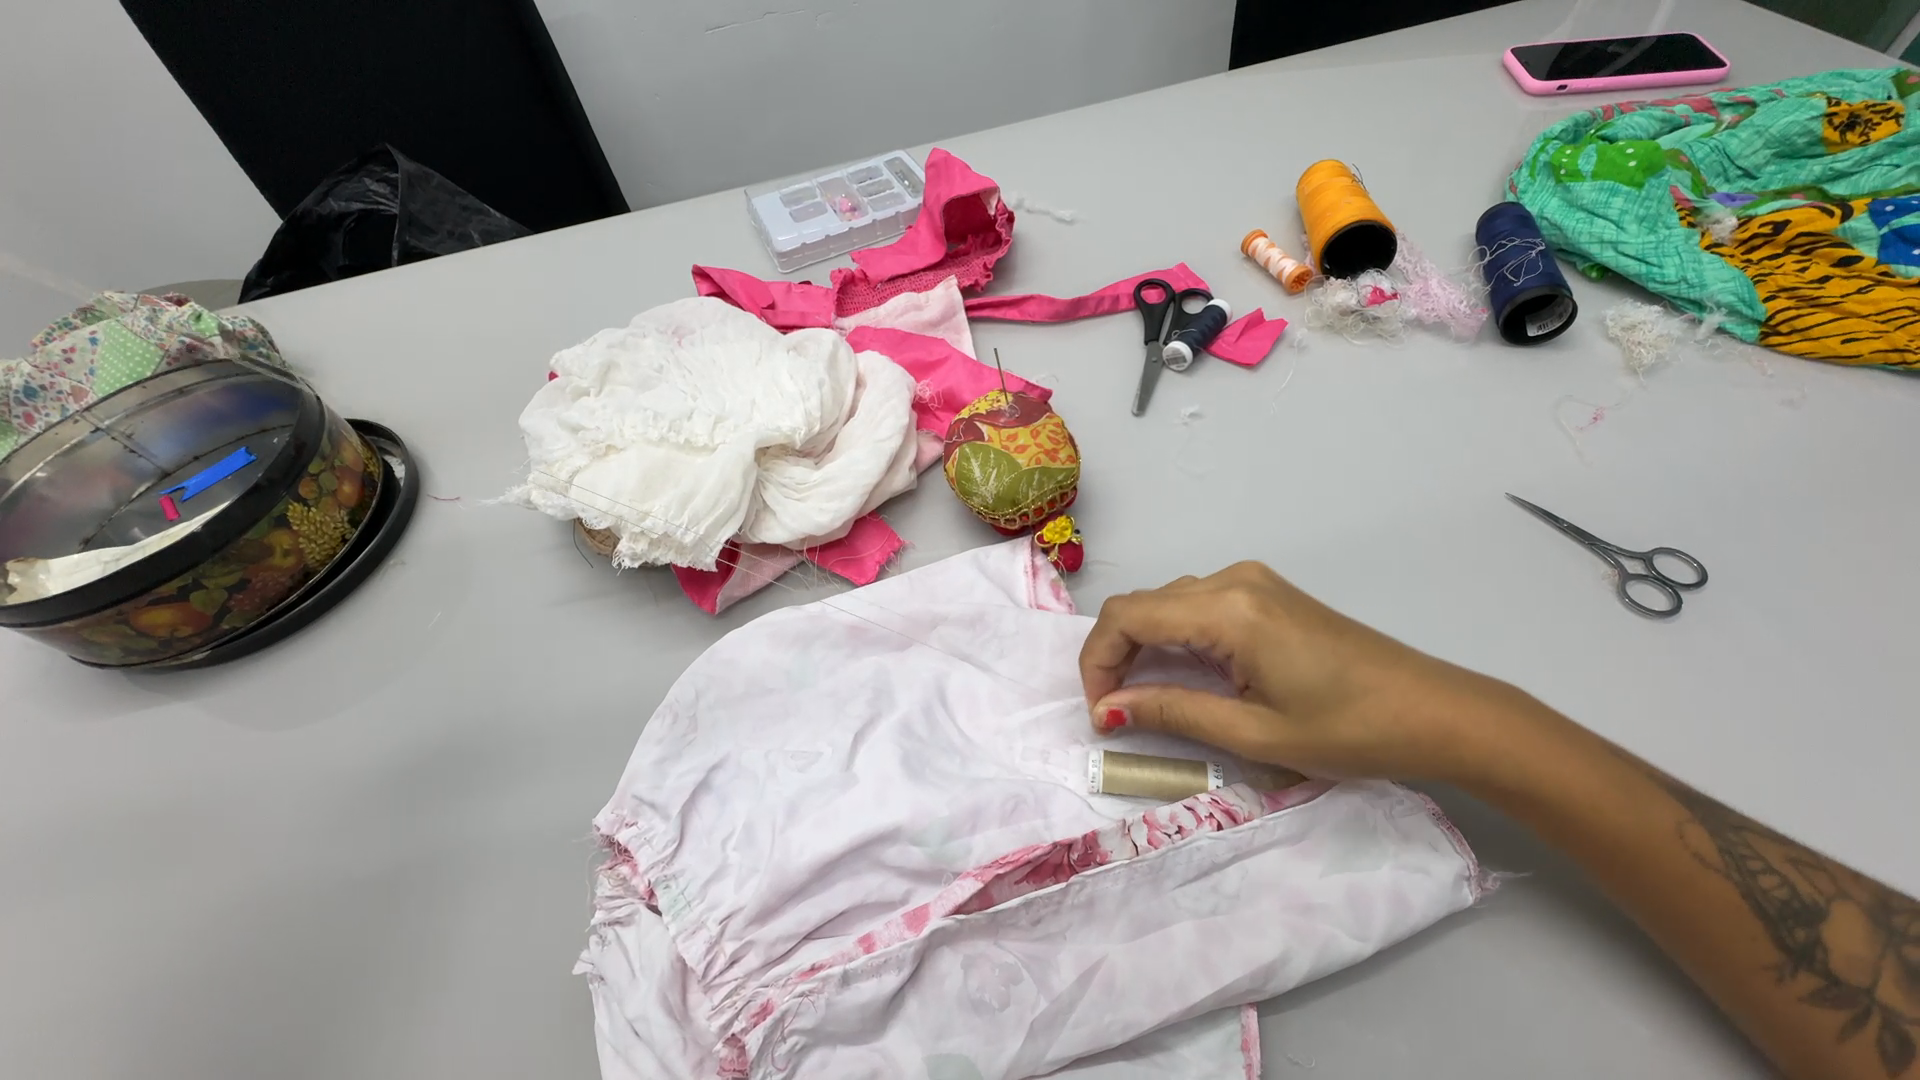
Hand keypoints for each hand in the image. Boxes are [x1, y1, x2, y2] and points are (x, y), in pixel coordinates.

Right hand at [1078, 562, 1547, 782]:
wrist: (1435, 712)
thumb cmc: (1348, 730)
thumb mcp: (1253, 733)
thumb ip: (1171, 711)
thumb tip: (1107, 709)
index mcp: (1227, 609)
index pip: (1127, 616)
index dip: (1097, 661)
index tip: (1100, 711)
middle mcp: (1232, 580)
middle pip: (1142, 604)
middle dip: (1114, 655)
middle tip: (1116, 711)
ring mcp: (1253, 581)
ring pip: (1166, 603)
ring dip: (1143, 646)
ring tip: (1144, 699)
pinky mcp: (1267, 592)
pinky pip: (1197, 605)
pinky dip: (1174, 637)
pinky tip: (1183, 675)